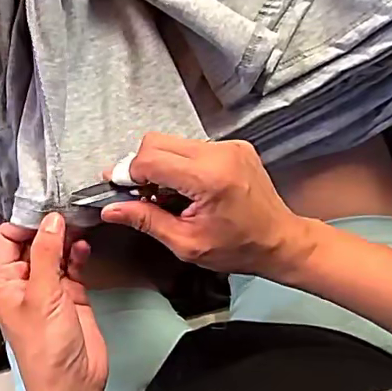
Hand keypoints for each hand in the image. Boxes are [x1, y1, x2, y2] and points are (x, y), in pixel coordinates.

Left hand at [0, 214, 107, 390]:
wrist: (72, 386)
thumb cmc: (46, 349)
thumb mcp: (42, 294)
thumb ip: (46, 253)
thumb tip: (50, 219)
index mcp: (5, 281)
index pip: (7, 238)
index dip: (24, 222)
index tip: (45, 209)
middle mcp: (24, 281)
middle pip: (33, 240)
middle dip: (48, 226)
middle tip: (66, 210)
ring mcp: (49, 287)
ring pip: (55, 250)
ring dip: (65, 237)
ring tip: (78, 224)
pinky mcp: (71, 294)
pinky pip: (73, 264)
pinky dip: (78, 254)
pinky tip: (83, 247)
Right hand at [99, 133, 321, 281]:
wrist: (281, 241)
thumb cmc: (238, 248)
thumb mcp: (185, 243)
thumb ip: (145, 220)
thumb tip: (110, 209)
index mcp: (209, 179)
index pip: (150, 159)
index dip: (128, 174)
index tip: (121, 191)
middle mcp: (219, 154)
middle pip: (155, 142)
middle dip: (140, 166)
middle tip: (141, 194)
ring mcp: (228, 147)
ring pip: (170, 142)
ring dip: (158, 165)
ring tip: (165, 194)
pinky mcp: (231, 146)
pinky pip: (188, 146)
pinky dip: (177, 164)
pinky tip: (183, 188)